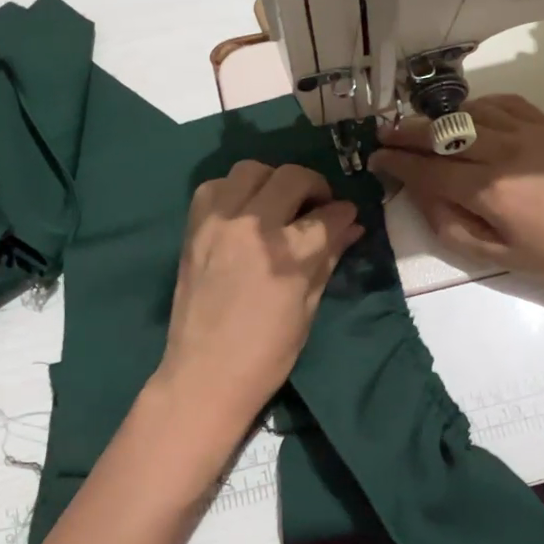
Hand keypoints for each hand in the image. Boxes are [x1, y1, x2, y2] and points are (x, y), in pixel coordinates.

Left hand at [154, 161, 363, 447]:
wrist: (205, 374)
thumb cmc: (267, 352)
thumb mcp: (308, 307)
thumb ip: (328, 258)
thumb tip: (350, 227)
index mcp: (288, 254)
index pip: (326, 215)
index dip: (343, 213)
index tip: (347, 216)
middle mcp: (252, 226)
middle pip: (291, 179)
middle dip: (314, 187)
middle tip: (318, 207)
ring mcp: (218, 223)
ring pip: (251, 170)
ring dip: (273, 181)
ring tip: (280, 204)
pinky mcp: (194, 228)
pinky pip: (215, 186)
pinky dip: (235, 189)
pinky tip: (245, 211)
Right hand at [369, 94, 543, 290]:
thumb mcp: (493, 256)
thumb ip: (448, 224)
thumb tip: (419, 194)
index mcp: (488, 190)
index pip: (428, 168)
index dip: (396, 162)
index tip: (375, 158)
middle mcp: (503, 152)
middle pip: (443, 133)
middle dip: (407, 132)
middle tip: (384, 133)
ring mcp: (528, 133)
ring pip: (470, 113)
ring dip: (439, 118)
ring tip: (422, 126)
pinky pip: (504, 102)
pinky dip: (478, 106)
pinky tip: (468, 116)